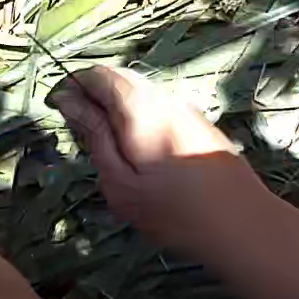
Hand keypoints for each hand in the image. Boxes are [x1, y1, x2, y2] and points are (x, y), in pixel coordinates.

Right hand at [46, 66, 262, 250]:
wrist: (242, 223)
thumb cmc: (173, 210)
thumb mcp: (121, 180)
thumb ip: (94, 135)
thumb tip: (68, 101)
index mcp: (140, 107)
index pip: (98, 75)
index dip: (73, 85)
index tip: (56, 107)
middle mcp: (163, 97)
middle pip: (119, 78)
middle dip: (92, 94)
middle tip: (77, 127)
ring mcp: (184, 107)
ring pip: (138, 90)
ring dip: (113, 105)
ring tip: (102, 140)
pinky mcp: (197, 121)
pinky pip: (155, 104)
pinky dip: (134, 114)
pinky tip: (133, 146)